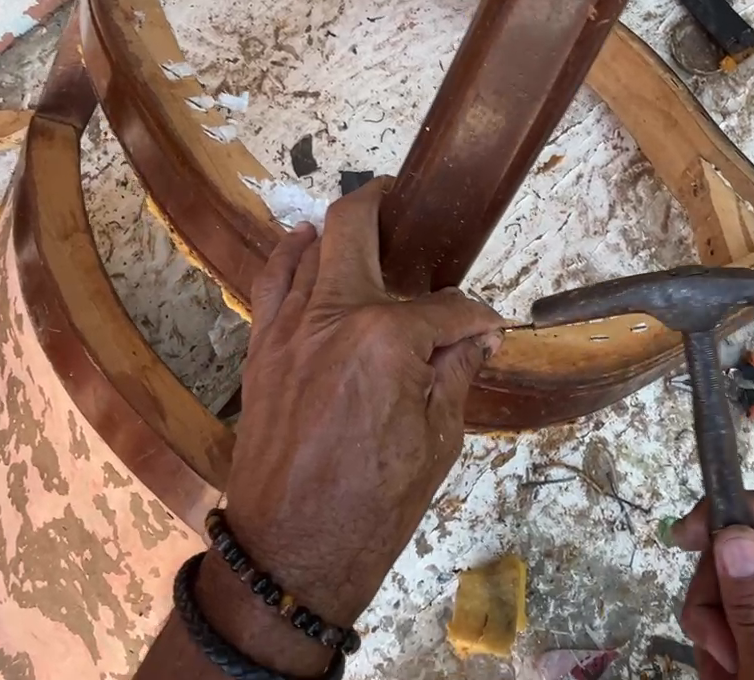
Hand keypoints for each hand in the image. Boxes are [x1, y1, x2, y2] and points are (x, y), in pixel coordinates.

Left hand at [193, 178, 504, 675]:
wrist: (289, 555)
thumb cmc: (375, 504)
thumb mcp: (438, 438)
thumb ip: (458, 367)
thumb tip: (482, 332)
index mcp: (387, 338)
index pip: (447, 308)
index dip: (477, 317)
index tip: (490, 328)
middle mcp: (332, 314)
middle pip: (354, 227)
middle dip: (383, 203)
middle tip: (402, 198)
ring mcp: (289, 326)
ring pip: (307, 245)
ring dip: (337, 226)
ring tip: (364, 221)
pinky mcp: (262, 346)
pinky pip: (273, 281)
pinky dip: (291, 256)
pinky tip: (305, 248)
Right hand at [672, 490, 753, 679]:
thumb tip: (733, 532)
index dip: (720, 513)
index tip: (678, 544)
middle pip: (742, 547)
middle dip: (713, 592)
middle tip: (718, 651)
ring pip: (733, 585)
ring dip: (715, 628)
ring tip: (727, 676)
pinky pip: (741, 620)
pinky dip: (724, 646)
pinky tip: (732, 677)